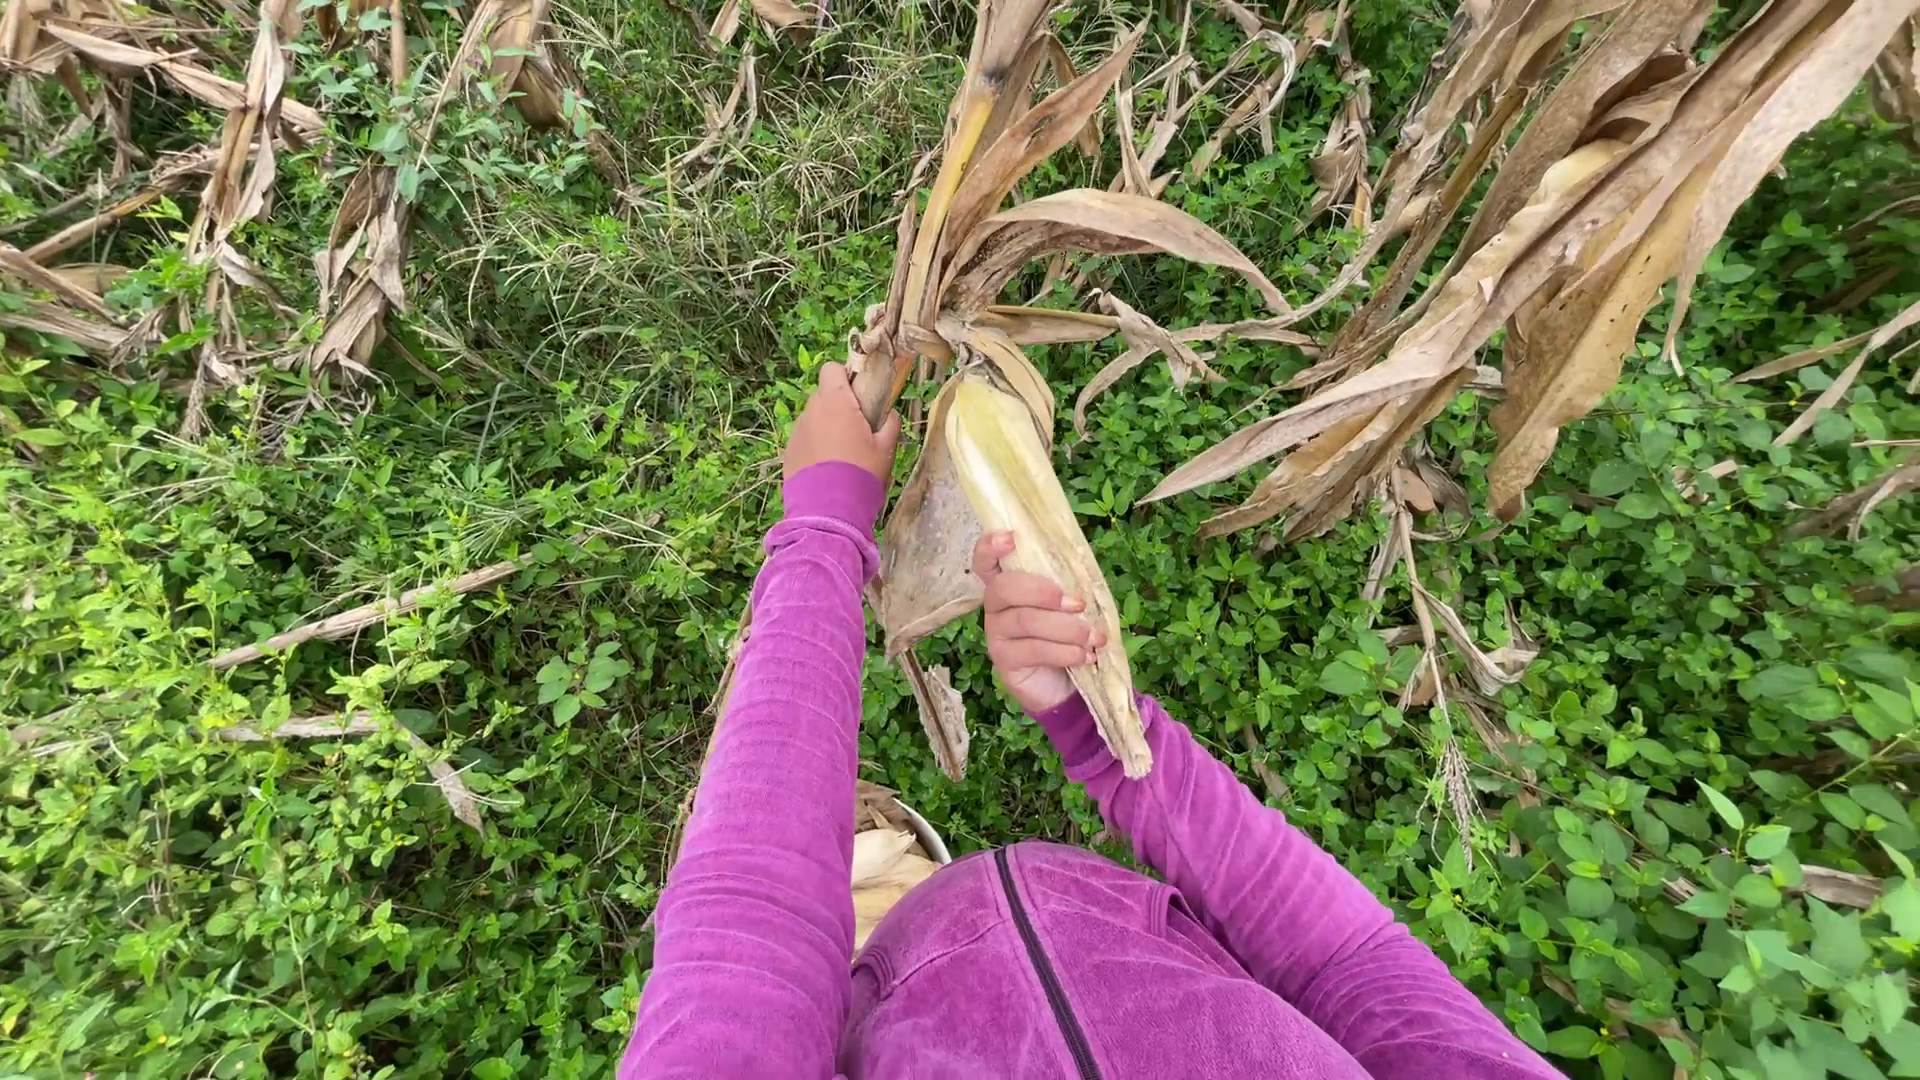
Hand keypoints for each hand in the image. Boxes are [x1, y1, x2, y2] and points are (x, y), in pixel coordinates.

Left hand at [783, 362, 902, 481]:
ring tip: (842, 454)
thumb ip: (890, 424)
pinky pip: (805, 439)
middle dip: (839, 405)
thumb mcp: (886, 450)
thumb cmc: (861, 474)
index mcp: (835, 402)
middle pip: (824, 395)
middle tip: (857, 429)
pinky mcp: (789, 451)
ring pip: (814, 418)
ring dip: (826, 426)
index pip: (832, 369)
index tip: (860, 396)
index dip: (846, 377)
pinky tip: (828, 468)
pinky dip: (815, 446)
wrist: (829, 511)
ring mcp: (797, 431)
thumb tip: (890, 414)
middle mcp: (811, 411)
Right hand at [974, 530, 1102, 714]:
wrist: (1065, 687)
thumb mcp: (1070, 607)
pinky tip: (1086, 656)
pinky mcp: (1005, 662)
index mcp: (1008, 585)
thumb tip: (1084, 572)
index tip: (1011, 537)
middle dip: (1042, 592)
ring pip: (1025, 621)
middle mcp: (995, 607)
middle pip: (1004, 588)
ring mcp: (996, 635)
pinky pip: (1034, 650)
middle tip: (1078, 604)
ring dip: (1066, 627)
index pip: (985, 561)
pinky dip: (1065, 651)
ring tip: (1094, 637)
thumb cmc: (1067, 636)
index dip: (990, 546)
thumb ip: (1068, 587)